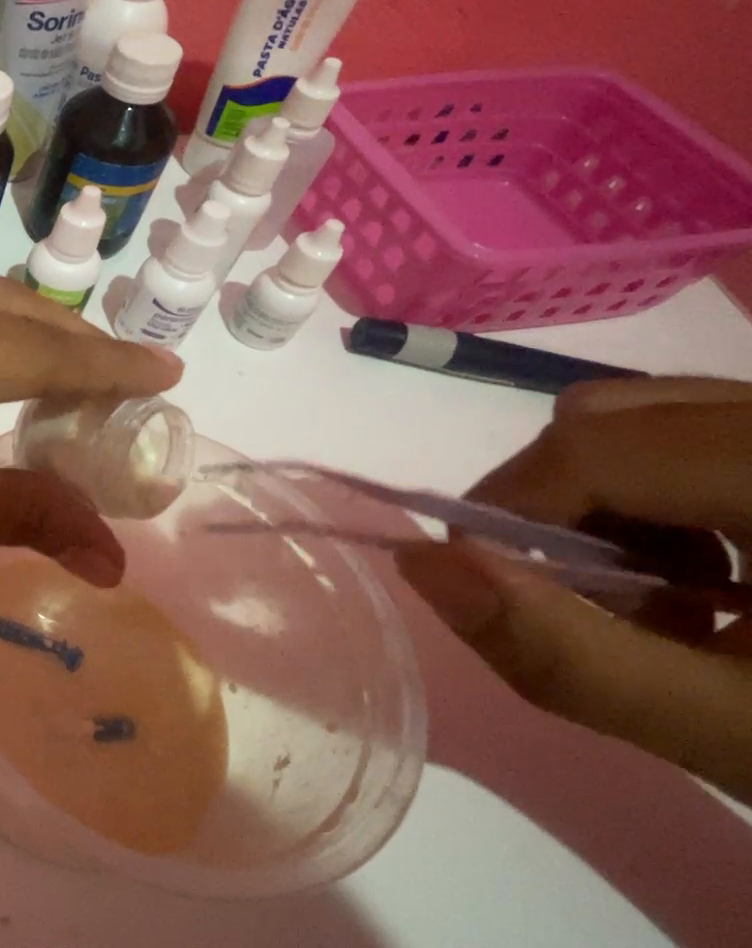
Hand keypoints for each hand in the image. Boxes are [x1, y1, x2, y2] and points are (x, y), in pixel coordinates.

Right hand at [397, 378, 751, 798]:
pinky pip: (695, 421)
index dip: (511, 509)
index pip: (597, 448)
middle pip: (614, 416)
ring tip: (659, 585)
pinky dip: (657, 483)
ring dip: (602, 494)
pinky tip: (710, 562)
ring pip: (646, 410)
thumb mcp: (726, 729)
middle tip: (596, 600)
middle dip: (559, 506)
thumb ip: (562, 651)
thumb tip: (419, 563)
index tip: (494, 587)